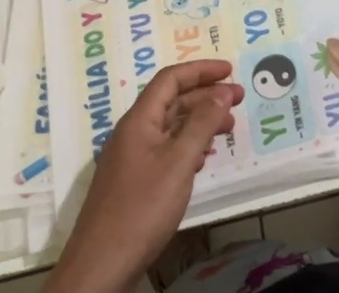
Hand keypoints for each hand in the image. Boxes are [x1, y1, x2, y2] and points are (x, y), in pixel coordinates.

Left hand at [48, 59, 243, 292]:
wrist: (99, 268)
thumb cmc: (141, 209)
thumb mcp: (178, 162)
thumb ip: (202, 123)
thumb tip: (222, 91)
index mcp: (139, 121)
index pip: (170, 80)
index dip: (201, 70)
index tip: (231, 71)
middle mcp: (132, 134)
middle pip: (171, 101)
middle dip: (206, 95)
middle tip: (239, 99)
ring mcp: (131, 159)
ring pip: (170, 127)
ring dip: (200, 121)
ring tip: (229, 128)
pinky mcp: (133, 183)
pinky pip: (165, 150)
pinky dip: (188, 145)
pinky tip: (204, 158)